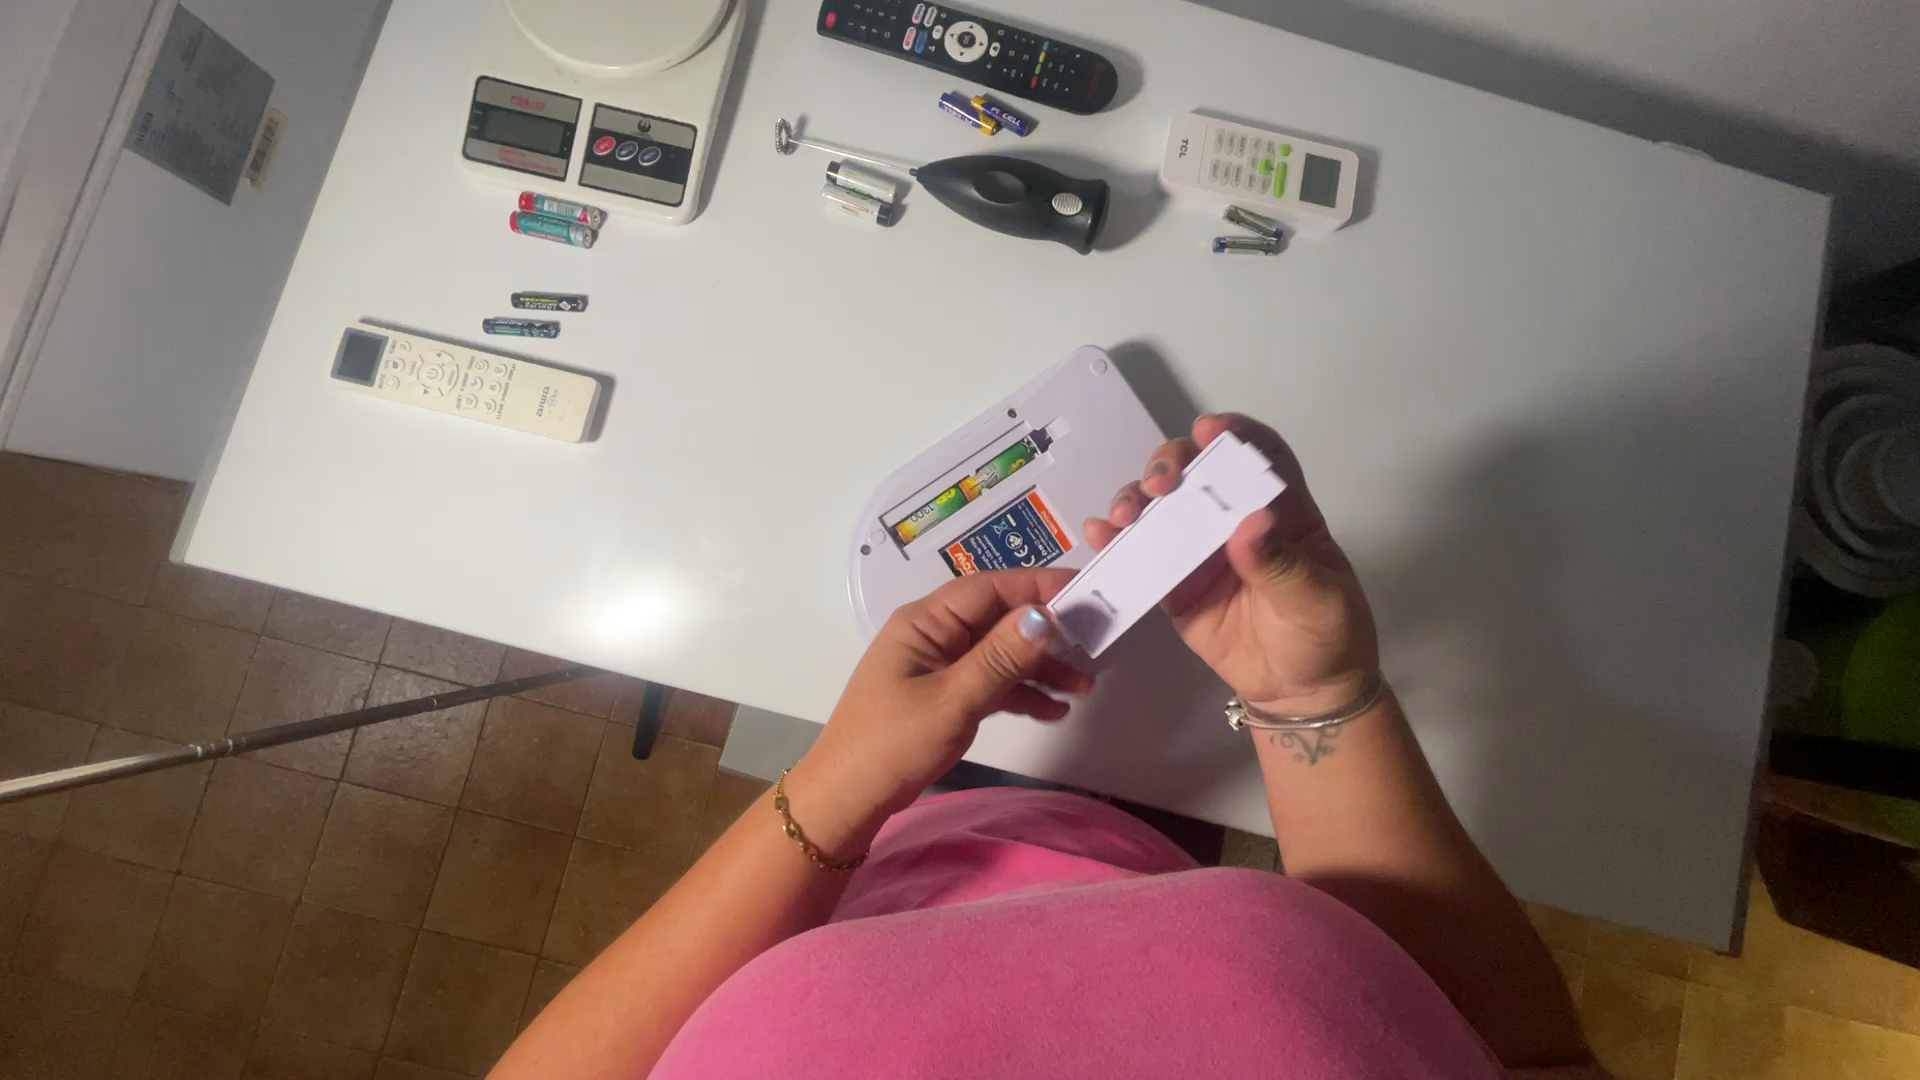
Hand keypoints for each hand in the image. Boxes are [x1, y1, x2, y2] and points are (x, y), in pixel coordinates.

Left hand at [804, 568, 1092, 822]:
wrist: (850, 798)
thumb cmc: (893, 743)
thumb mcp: (952, 699)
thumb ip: (1000, 658)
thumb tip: (1044, 616)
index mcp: (926, 622)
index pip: (989, 588)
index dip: (1037, 586)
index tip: (1085, 593)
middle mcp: (935, 635)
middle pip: (999, 619)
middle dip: (1046, 631)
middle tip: (1094, 644)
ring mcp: (940, 665)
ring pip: (1000, 652)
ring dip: (1040, 666)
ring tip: (1084, 686)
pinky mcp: (946, 695)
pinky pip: (992, 682)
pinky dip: (1021, 693)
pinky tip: (1055, 710)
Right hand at [1083, 413, 1378, 716]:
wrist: (1299, 693)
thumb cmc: (1325, 636)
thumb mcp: (1318, 600)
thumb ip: (1282, 565)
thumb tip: (1249, 524)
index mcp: (1281, 512)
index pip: (1260, 457)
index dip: (1235, 436)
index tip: (1209, 430)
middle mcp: (1232, 520)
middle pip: (1196, 471)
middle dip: (1170, 464)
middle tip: (1160, 483)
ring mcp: (1197, 550)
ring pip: (1159, 506)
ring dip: (1135, 498)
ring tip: (1124, 514)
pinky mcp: (1171, 583)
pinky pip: (1140, 553)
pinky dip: (1115, 540)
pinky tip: (1100, 535)